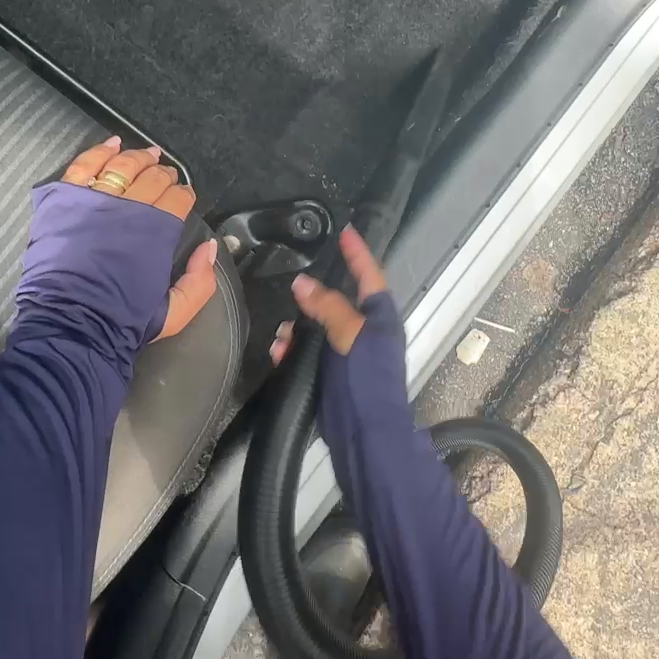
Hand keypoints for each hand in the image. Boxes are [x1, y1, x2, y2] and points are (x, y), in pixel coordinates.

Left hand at [60, 136, 216, 340]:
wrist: (69, 325)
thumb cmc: (120, 321)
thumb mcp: (174, 313)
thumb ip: (200, 281)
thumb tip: (211, 248)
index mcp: (156, 233)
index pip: (177, 198)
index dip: (184, 193)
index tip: (184, 195)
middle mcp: (128, 210)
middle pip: (152, 178)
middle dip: (165, 173)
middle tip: (167, 174)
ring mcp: (95, 202)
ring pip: (122, 166)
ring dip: (138, 157)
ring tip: (148, 153)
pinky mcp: (65, 201)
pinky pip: (84, 166)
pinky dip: (100, 152)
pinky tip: (113, 144)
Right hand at [269, 225, 388, 363]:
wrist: (367, 427)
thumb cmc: (370, 375)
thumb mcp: (351, 332)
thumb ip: (327, 305)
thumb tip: (301, 282)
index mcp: (379, 314)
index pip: (368, 272)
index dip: (357, 250)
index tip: (346, 230)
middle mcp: (363, 328)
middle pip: (334, 299)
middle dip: (310, 296)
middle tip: (291, 286)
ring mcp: (346, 349)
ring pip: (315, 326)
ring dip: (295, 327)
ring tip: (282, 332)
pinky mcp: (330, 370)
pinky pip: (305, 351)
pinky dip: (290, 349)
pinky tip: (279, 351)